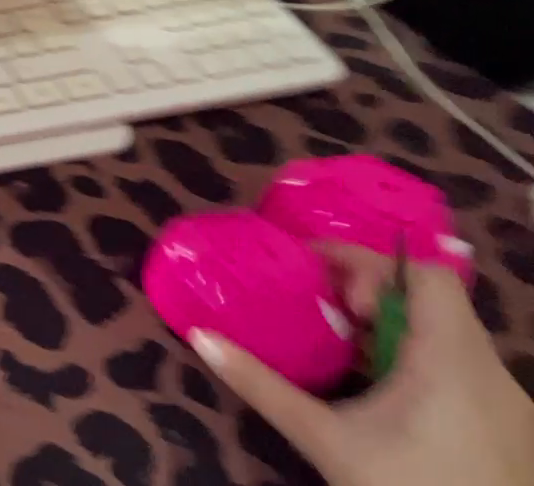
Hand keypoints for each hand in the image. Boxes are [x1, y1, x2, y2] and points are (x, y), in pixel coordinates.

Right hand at [190, 243, 533, 485]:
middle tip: (311, 300)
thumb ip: (262, 384)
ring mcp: (505, 401)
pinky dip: (408, 352)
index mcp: (452, 362)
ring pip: (444, 332)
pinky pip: (456, 363)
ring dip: (385, 321)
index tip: (316, 274)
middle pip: (432, 300)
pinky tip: (370, 379)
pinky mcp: (505, 425)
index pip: (428, 277)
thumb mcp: (326, 439)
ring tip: (332, 335)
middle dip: (365, 289)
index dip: (370, 262)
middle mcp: (490, 372)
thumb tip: (198, 336)